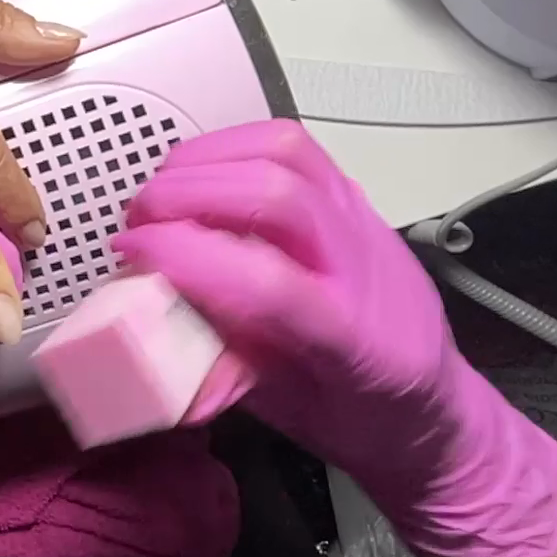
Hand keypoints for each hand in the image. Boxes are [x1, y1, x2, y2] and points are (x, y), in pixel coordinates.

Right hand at [114, 120, 556, 556]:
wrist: (428, 406)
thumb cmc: (348, 413)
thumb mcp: (273, 406)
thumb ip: (209, 363)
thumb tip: (134, 333)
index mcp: (356, 344)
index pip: (265, 281)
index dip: (182, 256)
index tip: (129, 253)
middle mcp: (368, 268)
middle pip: (275, 196)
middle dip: (182, 197)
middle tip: (136, 221)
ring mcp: (364, 219)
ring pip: (284, 152)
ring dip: (201, 162)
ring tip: (160, 194)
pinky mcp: (349, 192)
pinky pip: (287, 143)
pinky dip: (225, 147)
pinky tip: (194, 175)